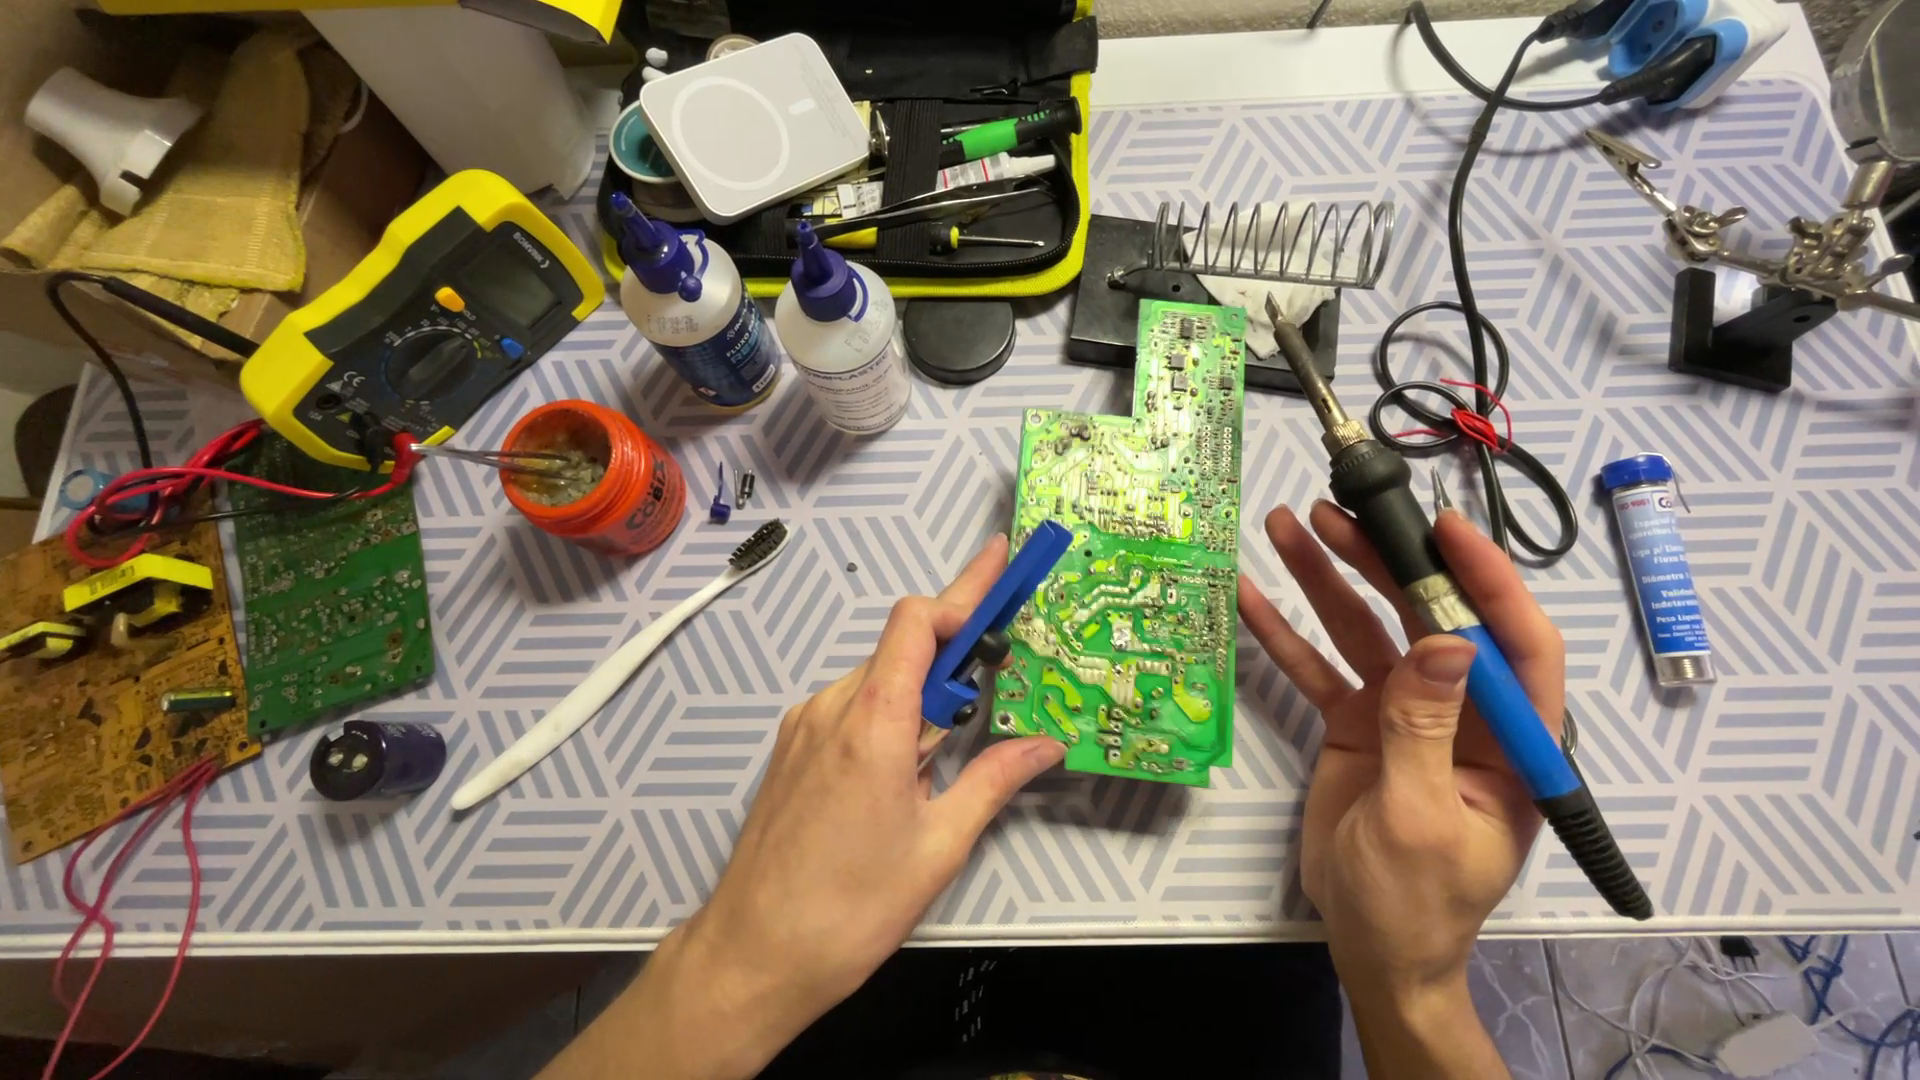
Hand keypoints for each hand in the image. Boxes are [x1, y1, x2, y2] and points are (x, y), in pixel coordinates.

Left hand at [548, 535, 1065, 1079]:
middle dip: (955, 650)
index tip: (1001, 568)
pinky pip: (853, 705)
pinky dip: (890, 713)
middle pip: (903, 646)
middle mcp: (832, 705)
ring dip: (922, 692)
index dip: (963, 589)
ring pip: (879, 677)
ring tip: (942, 755)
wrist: (752, 954)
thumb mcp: (939, 845)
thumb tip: (1047, 744)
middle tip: (996, 674)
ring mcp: (806, 723)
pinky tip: (901, 770)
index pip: (916, 620)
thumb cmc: (852, 907)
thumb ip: (995, 780)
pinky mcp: (793, 744)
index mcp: (873, 720)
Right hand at [1238, 502, 1563, 1077]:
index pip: (1514, 643)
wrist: (1370, 939)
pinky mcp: (1353, 719)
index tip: (1442, 527)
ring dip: (1325, 580)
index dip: (1486, 579)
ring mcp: (1399, 709)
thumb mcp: (1424, 817)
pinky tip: (1250, 597)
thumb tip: (1446, 643)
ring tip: (1285, 528)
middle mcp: (1458, 708)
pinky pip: (1317, 666)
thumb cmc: (1419, 898)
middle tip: (1331, 513)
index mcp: (1507, 736)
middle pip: (1423, 617)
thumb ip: (1427, 729)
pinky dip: (1283, 633)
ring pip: (1363, 629)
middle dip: (1380, 561)